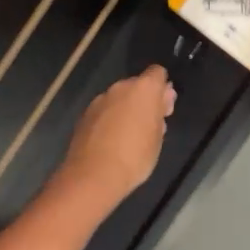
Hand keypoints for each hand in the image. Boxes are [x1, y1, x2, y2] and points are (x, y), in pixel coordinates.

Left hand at [53, 65, 175, 215]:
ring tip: (129, 136)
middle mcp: (120, 88)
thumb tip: (164, 98)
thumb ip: (160, 111)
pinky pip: (104, 111)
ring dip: (125, 109)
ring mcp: (100, 100)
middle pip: (137, 85)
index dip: (162, 88)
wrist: (93, 176)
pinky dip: (110, 119)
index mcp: (143, 88)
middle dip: (144, 100)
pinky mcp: (85, 115)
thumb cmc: (135, 156)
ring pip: (119, 98)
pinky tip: (112, 141)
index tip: (164, 108)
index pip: (157, 73)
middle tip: (149, 125)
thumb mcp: (158, 136)